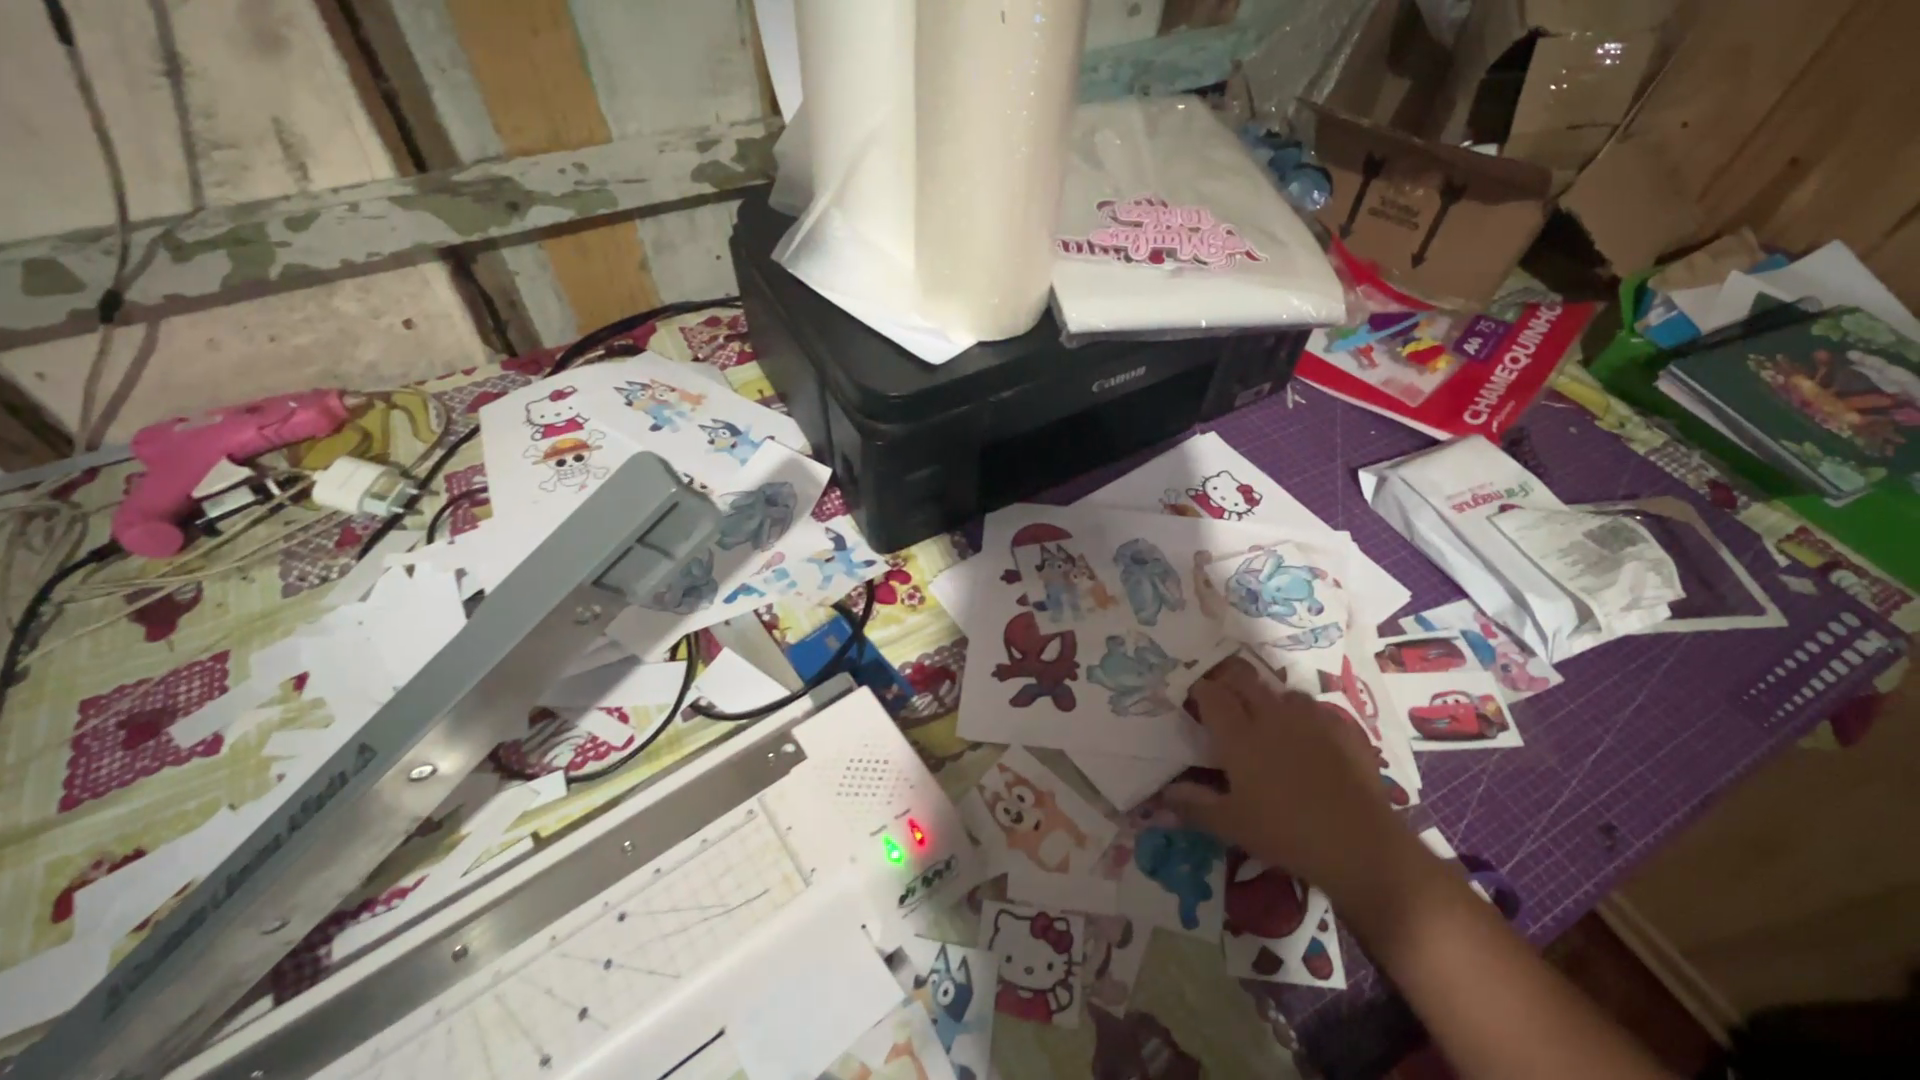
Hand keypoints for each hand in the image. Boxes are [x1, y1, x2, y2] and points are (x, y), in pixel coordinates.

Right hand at [1166, 655, 1419, 901]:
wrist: (1359, 843)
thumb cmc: (1284, 833)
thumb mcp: (1231, 825)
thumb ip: (1193, 806)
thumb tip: (1162, 796)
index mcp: (1240, 735)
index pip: (1212, 696)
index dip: (1199, 691)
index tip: (1192, 697)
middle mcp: (1273, 716)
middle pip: (1245, 681)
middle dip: (1229, 682)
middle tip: (1222, 698)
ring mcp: (1313, 719)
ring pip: (1284, 692)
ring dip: (1270, 698)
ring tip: (1267, 719)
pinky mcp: (1346, 730)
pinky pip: (1320, 711)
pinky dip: (1307, 717)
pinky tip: (1310, 738)